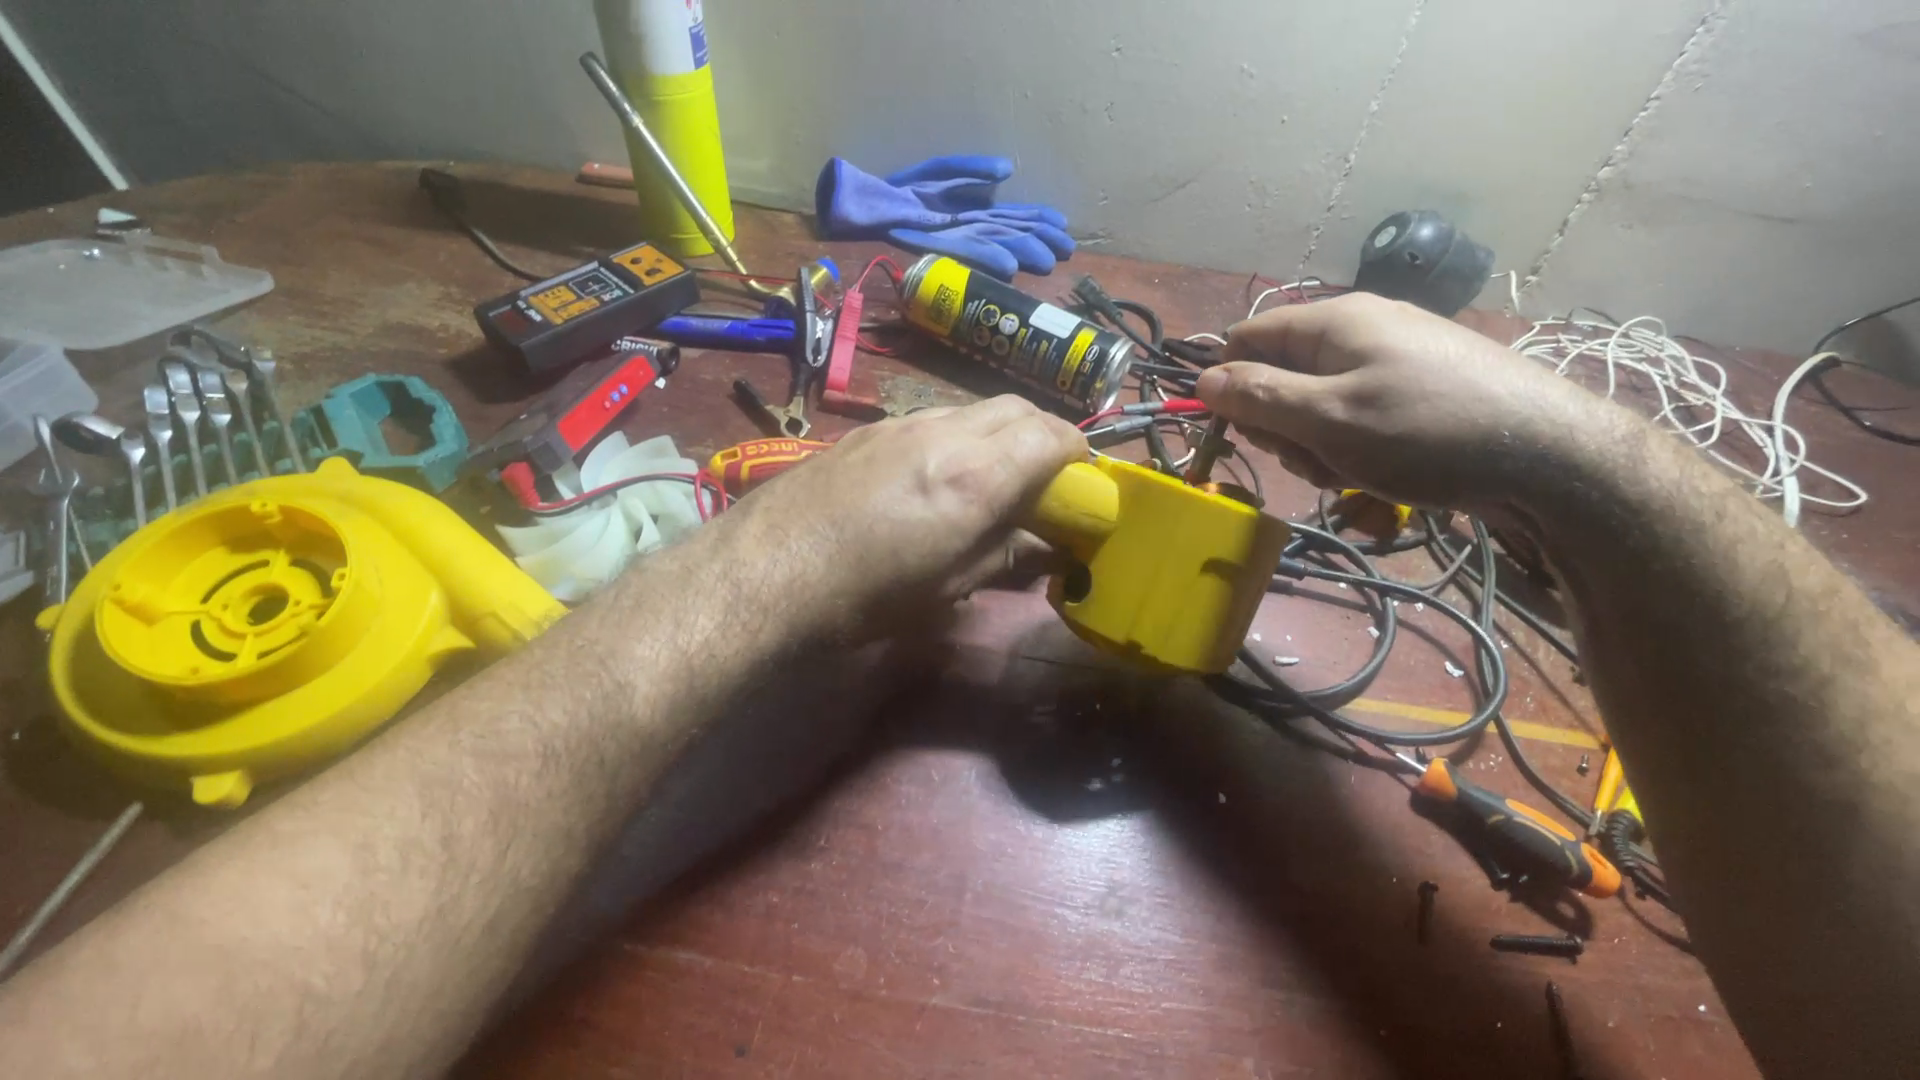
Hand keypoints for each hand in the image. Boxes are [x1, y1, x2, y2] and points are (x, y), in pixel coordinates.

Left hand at [712, 396, 1086, 638]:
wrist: (762, 572)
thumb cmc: (864, 596)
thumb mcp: (948, 587)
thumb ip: (1008, 554)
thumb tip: (1053, 548)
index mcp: (976, 474)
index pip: (1053, 435)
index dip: (1079, 456)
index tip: (1082, 487)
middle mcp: (945, 432)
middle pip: (1018, 408)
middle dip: (1045, 436)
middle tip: (1046, 483)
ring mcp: (902, 424)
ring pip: (974, 409)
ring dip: (1000, 435)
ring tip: (994, 482)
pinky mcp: (868, 430)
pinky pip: (934, 419)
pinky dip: (959, 437)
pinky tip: (938, 480)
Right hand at [1194, 293, 1611, 511]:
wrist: (1548, 454)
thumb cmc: (1425, 432)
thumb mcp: (1327, 419)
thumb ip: (1258, 398)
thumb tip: (1202, 378)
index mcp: (1333, 321)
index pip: (1246, 339)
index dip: (1230, 386)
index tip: (1243, 434)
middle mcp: (1361, 327)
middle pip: (1281, 374)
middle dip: (1283, 424)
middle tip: (1313, 459)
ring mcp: (1395, 355)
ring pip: (1319, 400)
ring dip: (1319, 443)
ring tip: (1354, 470)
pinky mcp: (1421, 385)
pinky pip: (1359, 410)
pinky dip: (1355, 443)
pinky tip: (1383, 468)